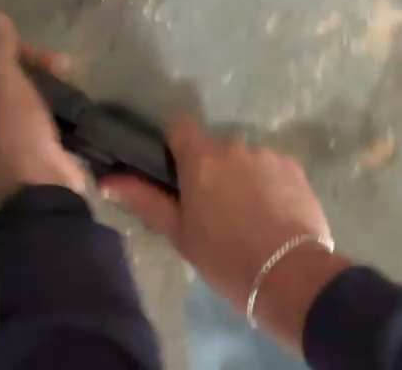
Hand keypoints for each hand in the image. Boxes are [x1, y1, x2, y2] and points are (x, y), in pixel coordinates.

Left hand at [0, 12, 85, 200]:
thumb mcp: (4, 79)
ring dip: (35, 73)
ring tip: (62, 68)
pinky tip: (63, 83)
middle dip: (19, 59)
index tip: (5, 41)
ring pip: (10, 88)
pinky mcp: (17, 140)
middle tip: (44, 57)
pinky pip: (24, 107)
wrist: (40, 185)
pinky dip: (40, 94)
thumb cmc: (11, 129)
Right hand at [101, 117, 350, 350]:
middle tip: (212, 209)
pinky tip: (272, 215)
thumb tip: (107, 180)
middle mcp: (233, 145)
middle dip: (211, 170)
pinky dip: (268, 184)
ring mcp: (266, 153)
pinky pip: (271, 168)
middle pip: (213, 148)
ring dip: (241, 177)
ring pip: (243, 159)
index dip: (174, 142)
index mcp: (200, 157)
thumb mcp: (180, 234)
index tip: (175, 169)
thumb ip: (145, 200)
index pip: (178, 124)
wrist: (290, 276)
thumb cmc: (226, 258)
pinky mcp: (294, 167)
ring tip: (247, 217)